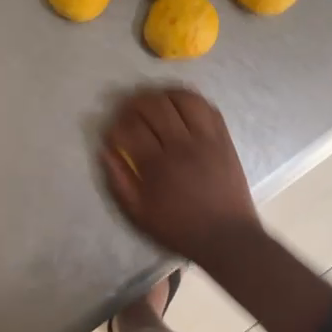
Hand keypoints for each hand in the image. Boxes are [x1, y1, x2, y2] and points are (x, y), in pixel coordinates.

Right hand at [100, 86, 261, 264]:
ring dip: (163, 94)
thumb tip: (105, 151)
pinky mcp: (223, 138)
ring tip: (153, 101)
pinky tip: (179, 105)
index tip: (110, 131)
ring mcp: (206, 138)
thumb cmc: (179, 227)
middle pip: (154, 105)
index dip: (115, 124)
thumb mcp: (138, 213)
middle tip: (126, 110)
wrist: (226, 236)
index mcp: (157, 165)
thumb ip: (119, 180)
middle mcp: (181, 145)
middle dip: (134, 102)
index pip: (130, 128)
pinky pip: (207, 107)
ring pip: (182, 99)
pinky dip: (190, 99)